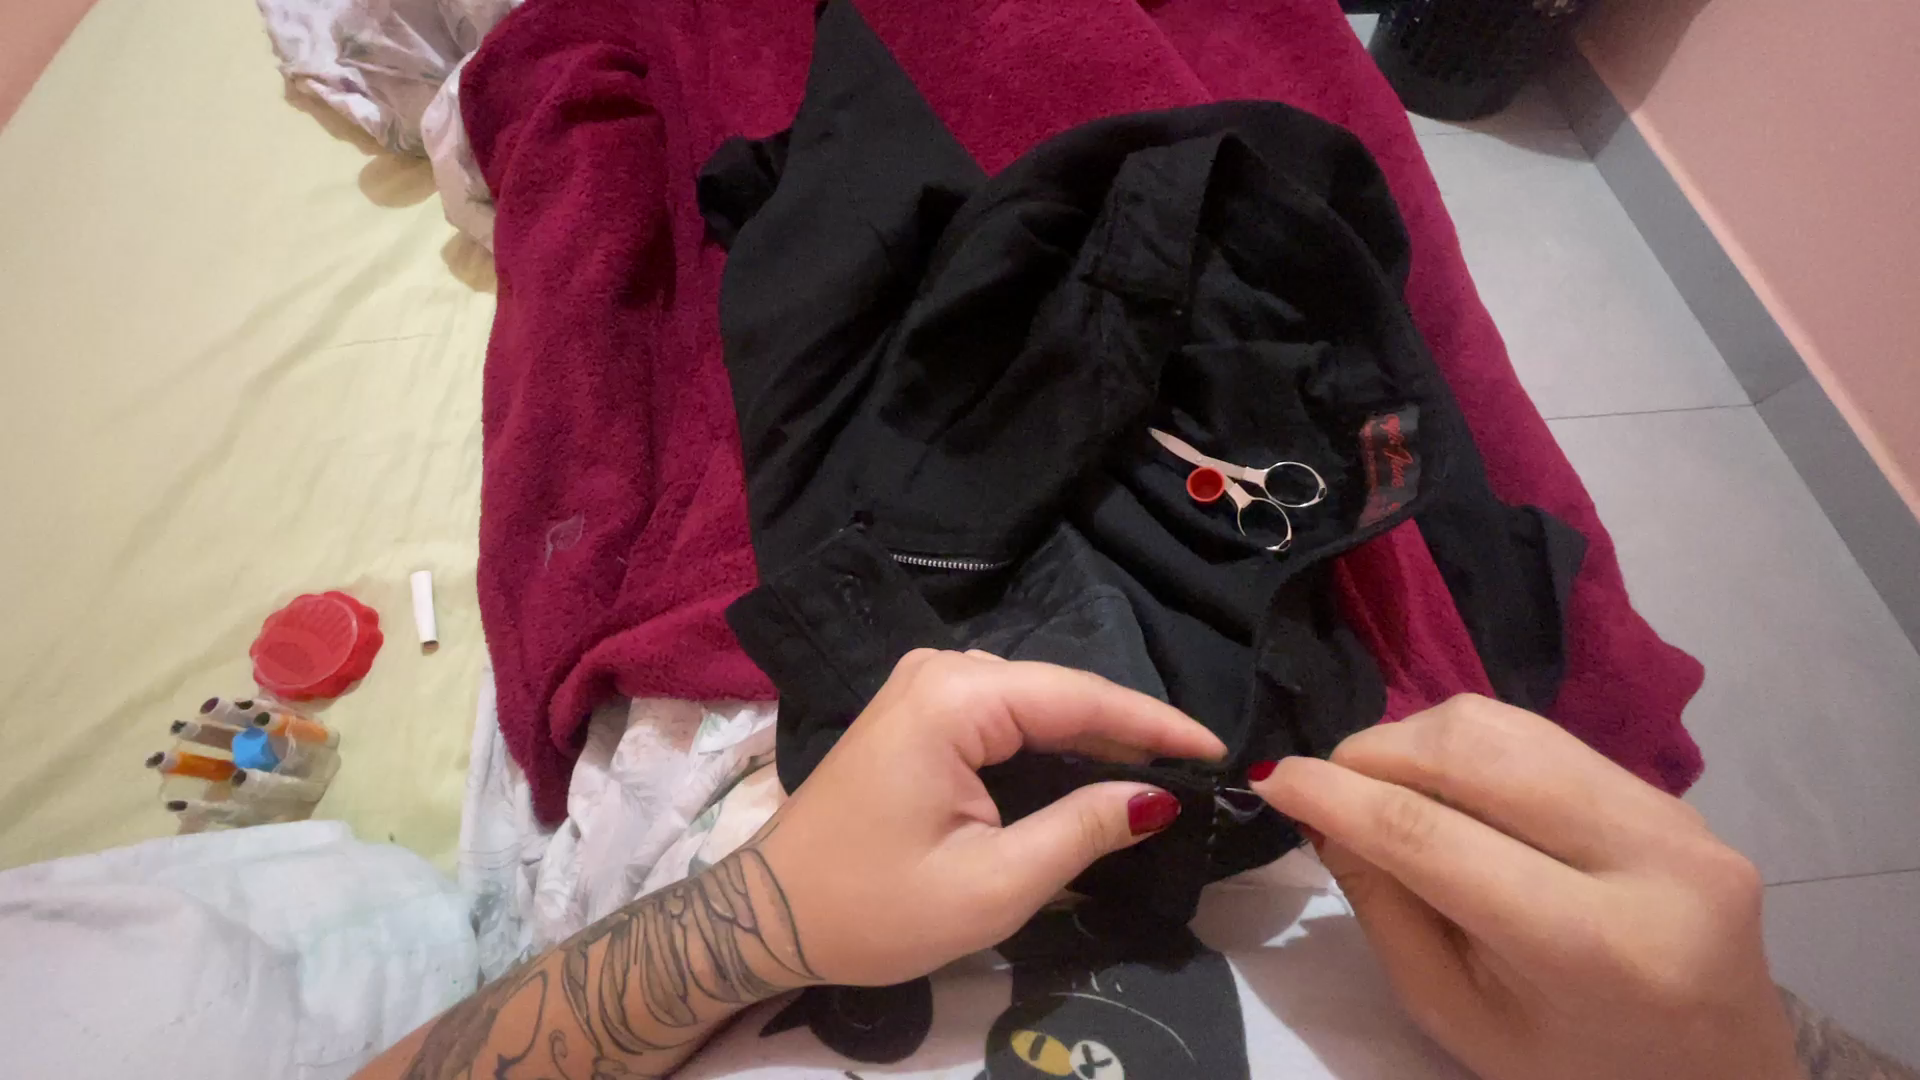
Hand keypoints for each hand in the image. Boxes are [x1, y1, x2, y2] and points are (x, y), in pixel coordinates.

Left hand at [758, 648, 1226, 985]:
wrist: (774, 909)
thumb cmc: (875, 908)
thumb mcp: (991, 884)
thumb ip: (1081, 830)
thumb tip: (1157, 798)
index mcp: (953, 698)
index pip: (1077, 696)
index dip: (1153, 723)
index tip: (1218, 750)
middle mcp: (940, 669)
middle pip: (1057, 691)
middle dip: (1126, 729)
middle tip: (1197, 768)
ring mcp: (925, 681)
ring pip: (1034, 698)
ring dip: (1092, 732)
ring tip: (1158, 767)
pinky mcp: (920, 704)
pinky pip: (1003, 709)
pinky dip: (1050, 736)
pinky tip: (1088, 760)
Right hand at [1252, 694, 1801, 1079]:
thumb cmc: (1566, 1066)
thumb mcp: (1449, 1007)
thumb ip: (1376, 899)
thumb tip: (1312, 804)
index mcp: (1599, 947)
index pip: (1429, 835)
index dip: (1333, 794)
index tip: (1268, 780)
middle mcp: (1653, 860)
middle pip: (1465, 753)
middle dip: (1369, 756)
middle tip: (1328, 789)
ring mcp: (1670, 813)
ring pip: (1490, 723)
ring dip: (1407, 742)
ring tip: (1385, 788)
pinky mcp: (1661, 790)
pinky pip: (1523, 729)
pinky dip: (1453, 743)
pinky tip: (1443, 786)